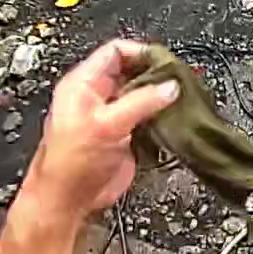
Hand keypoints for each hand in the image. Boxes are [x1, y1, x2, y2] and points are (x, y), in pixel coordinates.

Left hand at [20, 40, 178, 218]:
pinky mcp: (128, 133)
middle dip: (158, 75)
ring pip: (146, 94)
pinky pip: (151, 116)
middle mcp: (99, 96)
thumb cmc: (69, 164)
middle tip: (180, 81)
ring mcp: (115, 115)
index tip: (166, 63)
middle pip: (135, 71)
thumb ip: (141, 101)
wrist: (70, 201)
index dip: (142, 53)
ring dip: (164, 96)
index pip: (116, 52)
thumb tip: (170, 85)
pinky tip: (175, 118)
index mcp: (84, 85)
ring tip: (183, 98)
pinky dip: (165, 116)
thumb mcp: (106, 124)